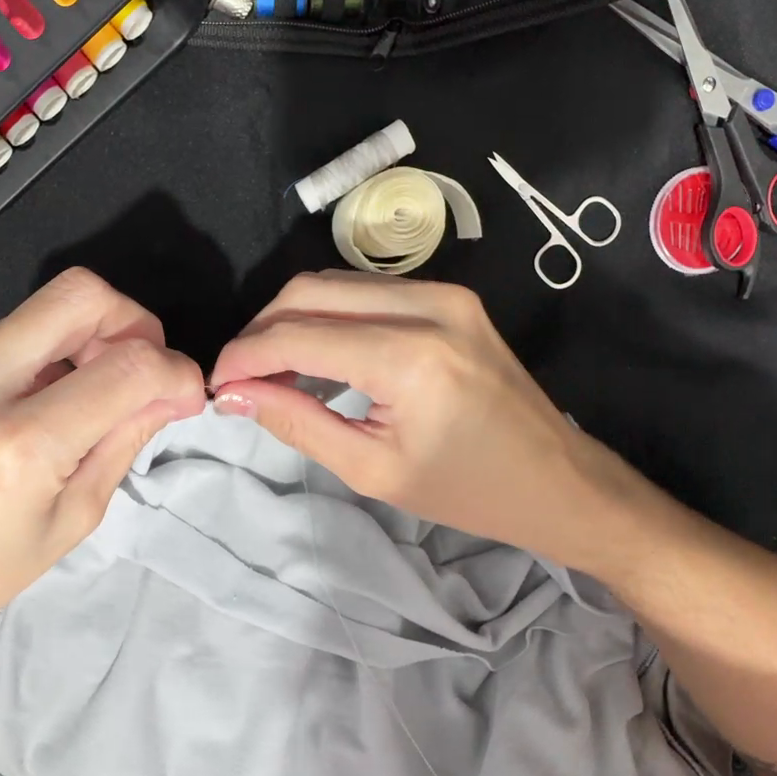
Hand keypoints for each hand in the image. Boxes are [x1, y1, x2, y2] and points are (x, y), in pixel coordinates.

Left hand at [0, 269, 206, 676]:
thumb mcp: (74, 519)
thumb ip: (125, 440)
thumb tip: (172, 392)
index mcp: (20, 445)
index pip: (127, 367)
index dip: (175, 371)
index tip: (186, 393)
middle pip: (79, 294)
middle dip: (133, 321)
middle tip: (145, 367)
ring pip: (42, 306)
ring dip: (90, 334)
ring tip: (98, 390)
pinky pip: (9, 331)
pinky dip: (49, 350)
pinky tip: (49, 399)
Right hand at [210, 271, 669, 577]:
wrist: (561, 482)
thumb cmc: (469, 492)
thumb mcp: (373, 470)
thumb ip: (297, 423)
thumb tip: (234, 394)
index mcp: (410, 357)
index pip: (297, 334)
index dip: (244, 357)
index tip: (215, 386)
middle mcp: (428, 305)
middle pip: (309, 291)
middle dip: (260, 331)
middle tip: (241, 380)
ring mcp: (445, 293)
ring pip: (334, 282)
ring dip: (291, 319)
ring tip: (272, 371)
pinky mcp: (452, 296)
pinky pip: (367, 291)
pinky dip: (328, 315)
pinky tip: (316, 355)